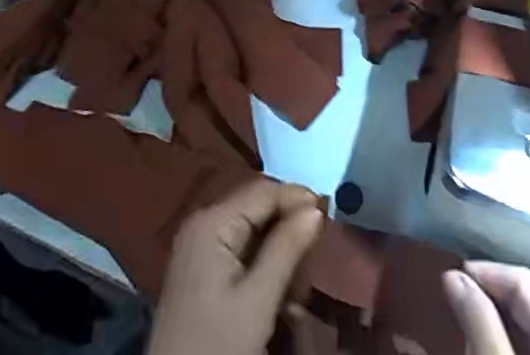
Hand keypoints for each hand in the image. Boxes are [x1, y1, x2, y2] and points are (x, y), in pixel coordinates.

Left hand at [149, 179, 325, 354]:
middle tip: (316, 251)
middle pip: (258, 206)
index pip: (264, 190)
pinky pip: (242, 247)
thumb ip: (287, 248)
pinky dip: (264, 260)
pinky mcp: (201, 267)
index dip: (299, 198)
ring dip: (280, 246)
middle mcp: (203, 223)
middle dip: (289, 225)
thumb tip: (316, 208)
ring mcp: (200, 245)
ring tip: (300, 276)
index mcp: (211, 222)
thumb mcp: (257, 300)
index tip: (329, 216)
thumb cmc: (216, 345)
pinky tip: (280, 285)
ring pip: (253, 227)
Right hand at [442, 261, 529, 354]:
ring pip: (521, 331)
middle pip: (521, 306)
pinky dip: (497, 346)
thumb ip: (481, 324)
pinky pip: (525, 350)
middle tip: (446, 307)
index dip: (483, 272)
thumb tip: (452, 275)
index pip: (523, 280)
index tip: (445, 276)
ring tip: (453, 328)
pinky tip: (474, 344)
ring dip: (486, 326)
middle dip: (482, 301)